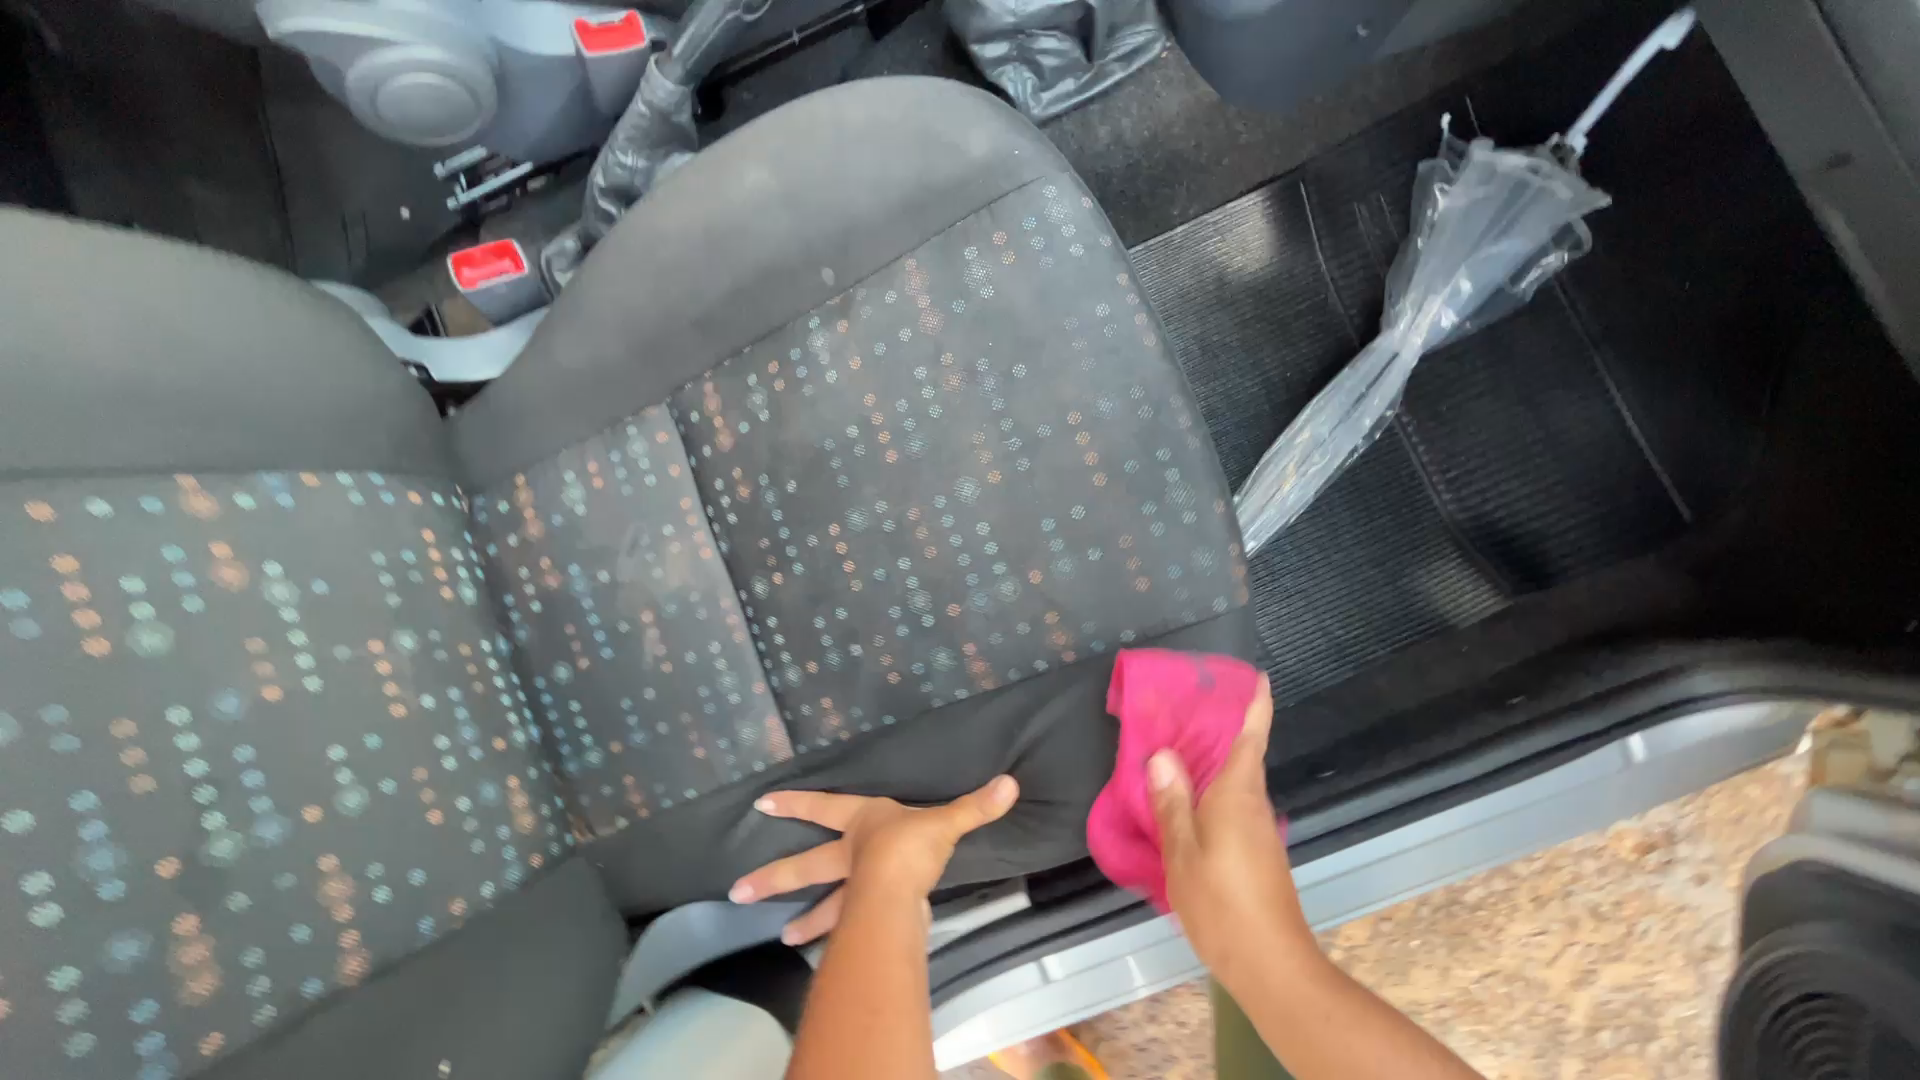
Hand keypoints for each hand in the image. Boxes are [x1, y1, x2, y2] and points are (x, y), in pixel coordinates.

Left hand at [728, 775, 1020, 944]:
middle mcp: (851, 853)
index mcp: (864, 821)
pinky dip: (838, 937)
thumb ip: (976, 806)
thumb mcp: (946, 821)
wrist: (902, 887)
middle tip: (737, 892)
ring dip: (804, 919)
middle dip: (774, 877)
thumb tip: (1010, 783)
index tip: (761, 803)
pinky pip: (847, 927)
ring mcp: (854, 889)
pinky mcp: (864, 919)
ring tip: (781, 937)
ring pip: (822, 903)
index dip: (795, 803)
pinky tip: (833, 954)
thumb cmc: (912, 844)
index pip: (823, 807)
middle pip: (806, 865)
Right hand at [1148, 676, 1313, 985]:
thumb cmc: (1224, 905)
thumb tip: (1162, 755)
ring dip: (1210, 758)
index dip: (1255, 704)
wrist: (1271, 966)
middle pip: (1241, 753)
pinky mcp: (1254, 851)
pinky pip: (1229, 803)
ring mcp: (1256, 829)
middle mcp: (1252, 804)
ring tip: (1172, 744)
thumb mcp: (1183, 853)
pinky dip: (1209, 788)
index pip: (1251, 736)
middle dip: (1220, 726)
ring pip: (1233, 779)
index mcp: (1237, 794)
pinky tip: (1182, 798)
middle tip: (1184, 703)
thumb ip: (1172, 803)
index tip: (1255, 676)